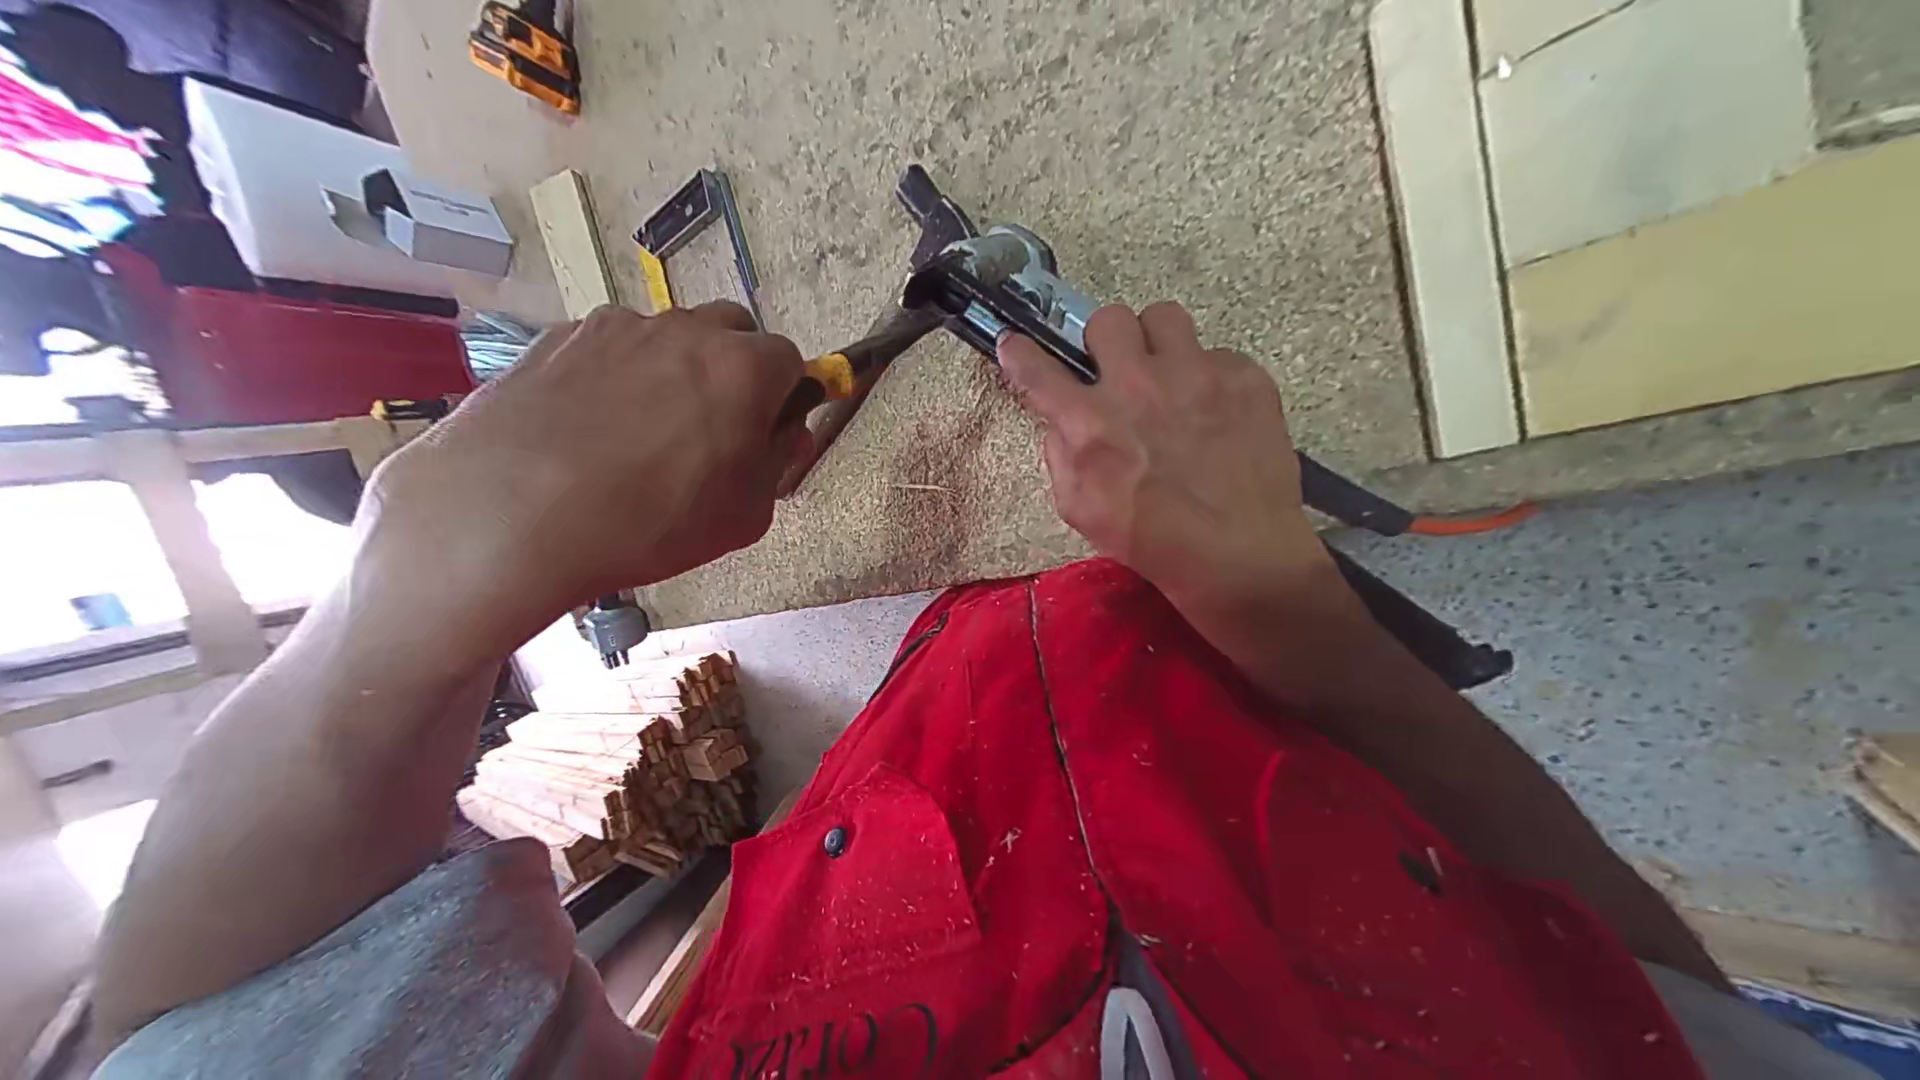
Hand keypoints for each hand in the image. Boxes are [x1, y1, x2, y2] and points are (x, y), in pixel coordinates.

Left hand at [358, 303, 806, 653]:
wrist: (508, 515)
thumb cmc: (651, 522)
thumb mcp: (744, 515)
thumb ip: (779, 464)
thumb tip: (787, 433)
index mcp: (743, 368)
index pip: (790, 360)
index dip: (785, 398)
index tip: (767, 432)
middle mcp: (686, 330)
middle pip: (734, 332)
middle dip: (738, 370)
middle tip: (715, 426)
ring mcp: (617, 326)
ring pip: (671, 336)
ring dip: (678, 369)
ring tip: (644, 432)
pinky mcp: (559, 335)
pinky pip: (612, 347)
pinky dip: (620, 374)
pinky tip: (594, 427)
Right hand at [999, 303, 1336, 612]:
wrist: (1238, 554)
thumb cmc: (1151, 540)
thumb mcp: (1081, 511)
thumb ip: (1061, 457)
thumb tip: (1063, 423)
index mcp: (1091, 423)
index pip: (1039, 371)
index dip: (1019, 353)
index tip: (1014, 343)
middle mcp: (1138, 385)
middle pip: (1107, 320)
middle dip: (1104, 343)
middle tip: (1116, 370)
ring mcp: (1196, 374)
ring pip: (1164, 316)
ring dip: (1156, 343)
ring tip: (1167, 376)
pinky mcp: (1244, 377)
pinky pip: (1216, 354)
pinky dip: (1208, 378)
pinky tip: (1214, 413)